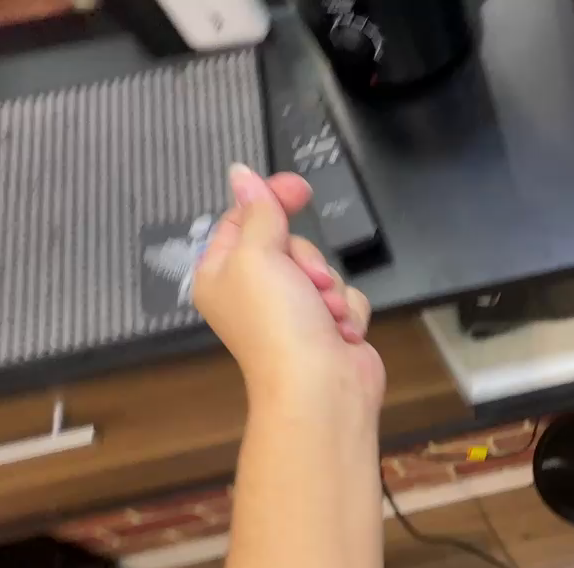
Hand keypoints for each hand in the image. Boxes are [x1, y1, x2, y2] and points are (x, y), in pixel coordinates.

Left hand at [192, 163, 385, 410]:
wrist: (322, 388)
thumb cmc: (278, 325)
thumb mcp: (257, 255)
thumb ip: (257, 212)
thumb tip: (242, 173)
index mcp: (223, 274)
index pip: (243, 220)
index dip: (270, 200)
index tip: (299, 188)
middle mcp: (258, 292)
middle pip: (292, 245)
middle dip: (309, 261)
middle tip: (311, 283)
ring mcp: (298, 313)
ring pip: (326, 273)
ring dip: (333, 291)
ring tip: (328, 317)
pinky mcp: (333, 329)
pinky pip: (349, 300)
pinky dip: (350, 314)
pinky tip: (342, 334)